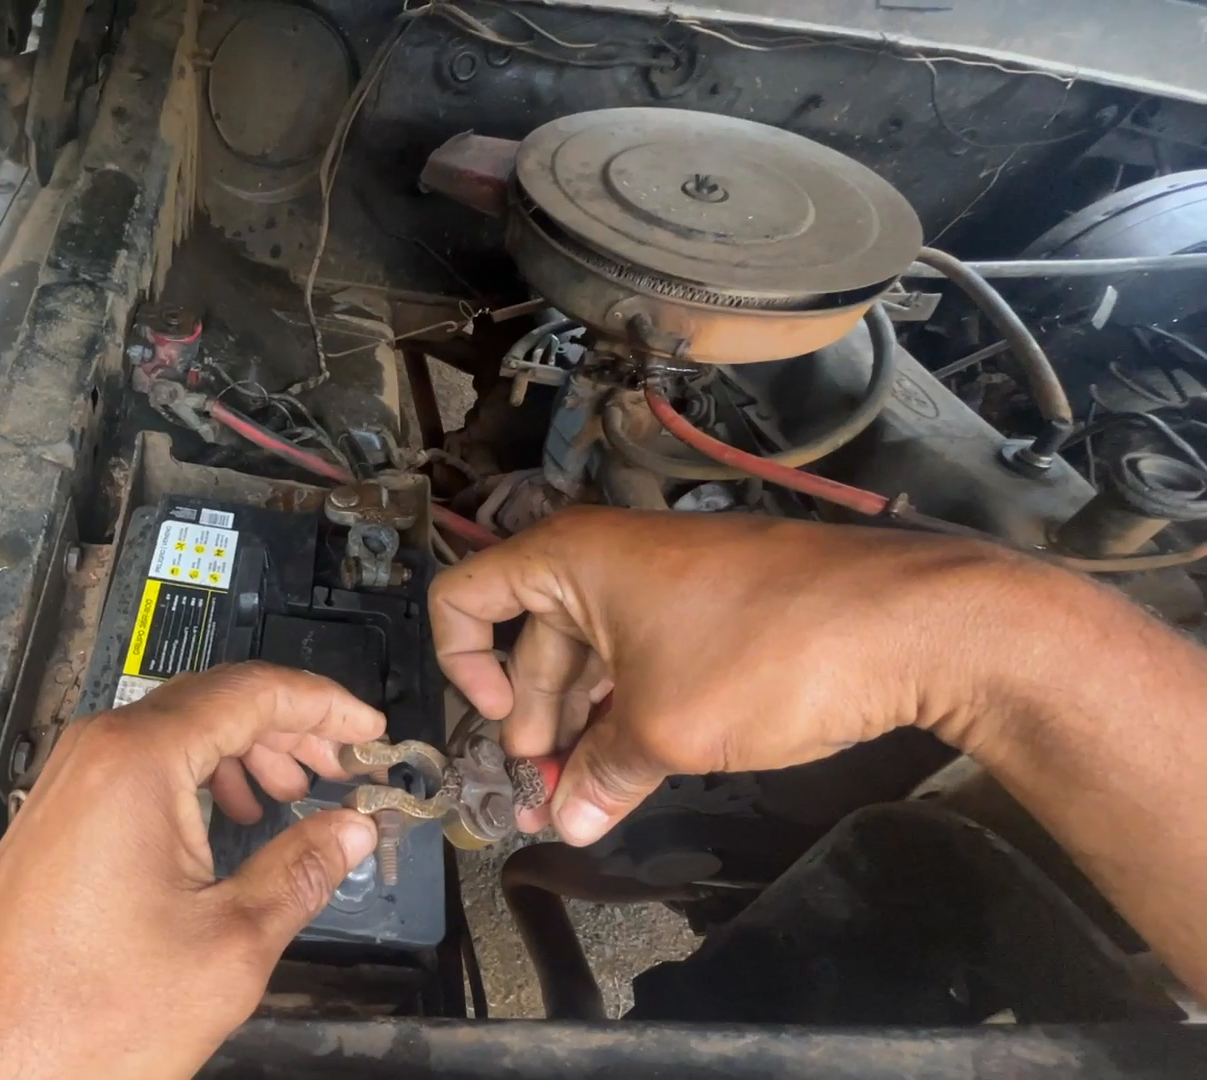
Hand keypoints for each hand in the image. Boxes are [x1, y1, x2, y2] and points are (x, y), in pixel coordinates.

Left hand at [0, 662, 383, 1079]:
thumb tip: (352, 829)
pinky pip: (151, 758)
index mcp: (141, 757)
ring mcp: (77, 769)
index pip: (253, 692)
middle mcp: (103, 743)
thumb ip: (300, 870)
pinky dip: (203, 772)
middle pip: (218, 699)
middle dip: (290, 727)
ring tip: (294, 793)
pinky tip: (230, 817)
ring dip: (248, 749)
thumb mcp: (224, 947)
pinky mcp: (67, 801)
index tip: (367, 728)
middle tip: (341, 767)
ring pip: (184, 726)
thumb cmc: (83, 1013)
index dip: (322, 705)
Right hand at [429, 506, 1039, 844]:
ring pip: (586, 657)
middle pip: (529, 642)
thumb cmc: (764, 655)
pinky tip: (631, 765)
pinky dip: (624, 709)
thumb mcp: (665, 728)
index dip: (462, 666)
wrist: (927, 624)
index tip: (501, 724)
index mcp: (564, 559)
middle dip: (535, 723)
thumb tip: (568, 828)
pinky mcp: (698, 605)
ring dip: (581, 727)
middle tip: (548, 795)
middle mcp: (596, 560)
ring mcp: (652, 581)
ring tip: (587, 797)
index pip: (461, 597)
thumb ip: (602, 777)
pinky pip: (634, 657)